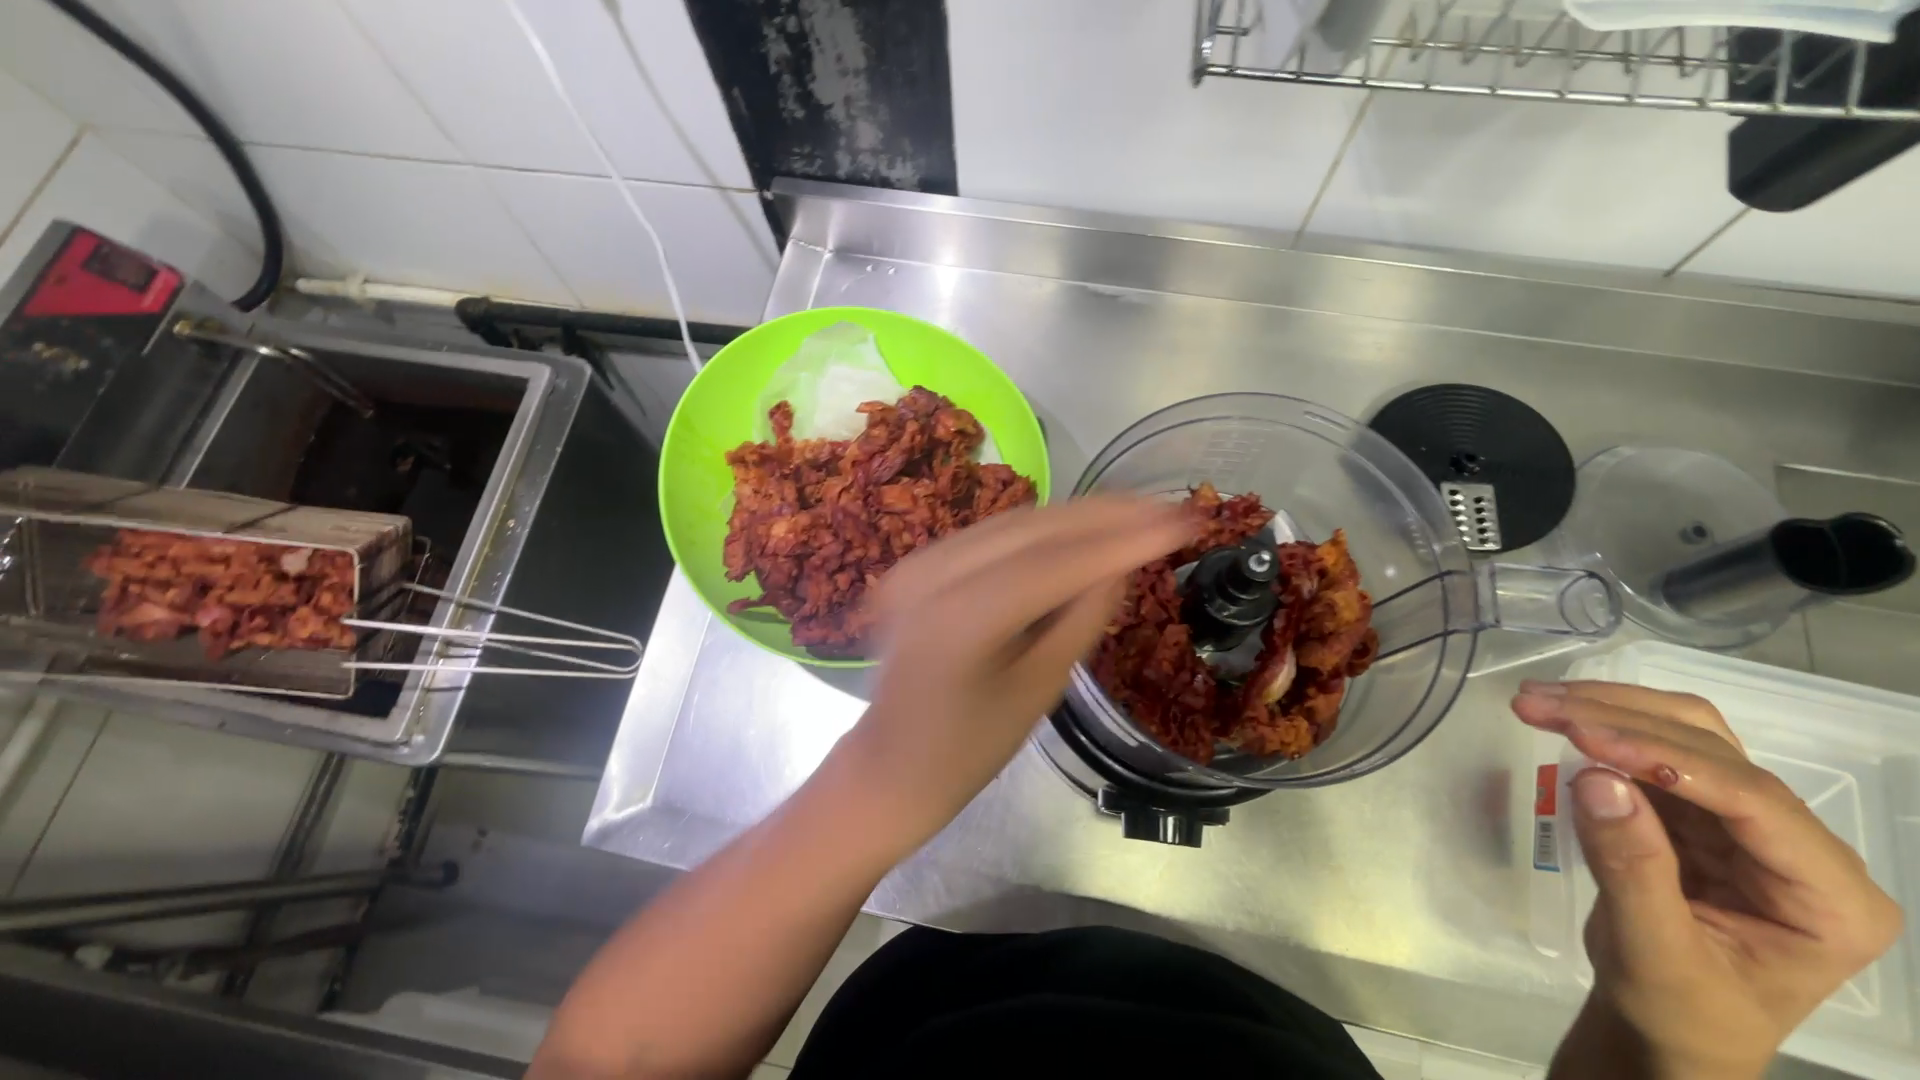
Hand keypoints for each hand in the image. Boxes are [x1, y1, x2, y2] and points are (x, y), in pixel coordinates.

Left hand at [840, 497, 1192, 845]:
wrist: (893, 766)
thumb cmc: (969, 748)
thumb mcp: (1040, 689)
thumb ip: (1082, 617)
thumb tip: (1121, 560)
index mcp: (957, 618)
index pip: (1051, 563)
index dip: (1121, 538)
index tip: (1182, 520)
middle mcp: (929, 576)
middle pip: (1031, 529)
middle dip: (1105, 515)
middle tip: (1170, 506)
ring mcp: (916, 564)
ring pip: (1013, 523)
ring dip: (1077, 516)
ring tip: (1141, 510)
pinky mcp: (916, 564)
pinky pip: (992, 535)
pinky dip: (1041, 530)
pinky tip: (1085, 526)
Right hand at [1515, 681, 1901, 1079]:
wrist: (1665, 1030)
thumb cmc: (1678, 1013)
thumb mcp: (1655, 956)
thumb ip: (1633, 870)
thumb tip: (1596, 779)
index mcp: (1829, 896)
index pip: (1753, 801)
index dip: (1667, 758)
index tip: (1581, 736)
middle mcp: (1802, 847)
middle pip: (1718, 754)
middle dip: (1625, 721)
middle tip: (1537, 705)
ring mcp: (1750, 825)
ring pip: (1688, 736)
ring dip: (1611, 711)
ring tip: (1536, 702)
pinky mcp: (1701, 815)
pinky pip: (1656, 755)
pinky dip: (1604, 730)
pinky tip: (1557, 721)